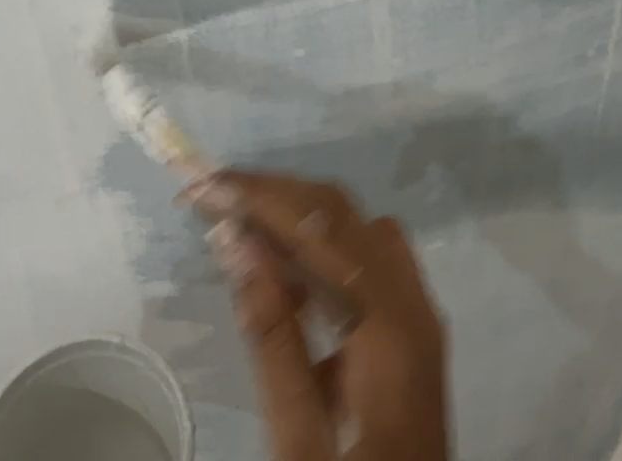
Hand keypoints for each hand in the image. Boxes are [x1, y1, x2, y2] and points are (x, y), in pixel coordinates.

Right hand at [192, 170, 449, 460]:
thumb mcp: (301, 437)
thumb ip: (272, 335)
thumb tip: (237, 243)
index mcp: (391, 323)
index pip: (320, 226)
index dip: (260, 196)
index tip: (205, 184)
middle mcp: (412, 300)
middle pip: (340, 212)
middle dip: (272, 194)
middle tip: (209, 198)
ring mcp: (416, 311)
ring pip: (352, 228)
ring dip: (292, 214)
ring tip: (232, 223)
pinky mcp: (408, 325)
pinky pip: (361, 259)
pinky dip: (315, 246)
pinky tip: (275, 265)